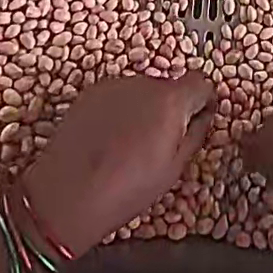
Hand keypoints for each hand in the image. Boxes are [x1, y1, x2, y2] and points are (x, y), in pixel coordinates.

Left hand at [21, 73, 216, 255]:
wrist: (69, 190)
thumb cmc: (129, 187)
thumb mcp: (174, 168)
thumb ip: (195, 133)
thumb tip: (204, 114)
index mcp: (171, 100)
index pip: (201, 82)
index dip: (204, 100)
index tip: (200, 118)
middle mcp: (144, 82)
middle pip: (169, 87)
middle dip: (171, 109)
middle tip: (162, 143)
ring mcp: (115, 84)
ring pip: (142, 91)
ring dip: (144, 109)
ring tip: (130, 145)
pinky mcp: (91, 91)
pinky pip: (118, 95)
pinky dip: (120, 110)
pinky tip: (109, 139)